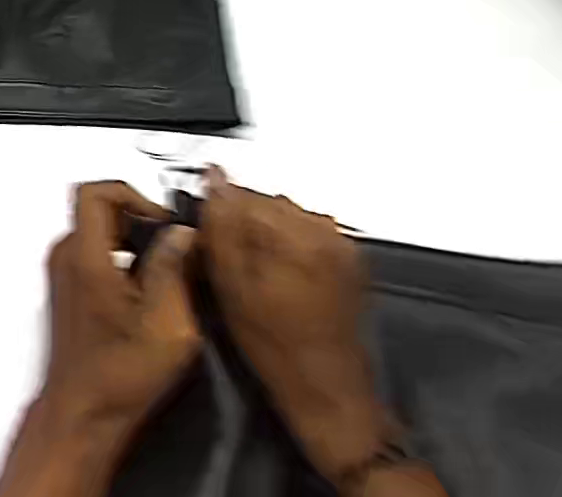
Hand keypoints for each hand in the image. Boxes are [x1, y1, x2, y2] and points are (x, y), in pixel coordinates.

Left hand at [41, 182, 200, 431]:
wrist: (82, 408)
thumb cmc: (121, 375)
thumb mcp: (167, 325)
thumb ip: (173, 270)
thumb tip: (182, 232)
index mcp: (86, 257)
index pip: (95, 192)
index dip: (132, 195)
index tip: (162, 221)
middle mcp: (66, 254)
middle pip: (98, 208)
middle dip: (138, 219)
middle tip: (171, 249)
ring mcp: (61, 267)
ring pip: (97, 229)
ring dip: (130, 239)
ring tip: (162, 273)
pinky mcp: (65, 282)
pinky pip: (92, 250)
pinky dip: (119, 256)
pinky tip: (144, 290)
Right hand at [201, 168, 387, 482]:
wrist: (326, 387)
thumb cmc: (269, 339)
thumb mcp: (228, 280)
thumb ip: (219, 222)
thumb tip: (213, 175)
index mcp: (291, 231)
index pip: (237, 193)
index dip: (216, 216)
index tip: (211, 245)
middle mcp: (322, 228)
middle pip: (261, 200)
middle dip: (241, 222)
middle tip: (231, 262)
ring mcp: (341, 242)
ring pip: (281, 214)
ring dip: (263, 231)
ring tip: (255, 270)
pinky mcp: (350, 257)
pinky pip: (303, 230)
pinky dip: (286, 242)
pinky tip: (279, 272)